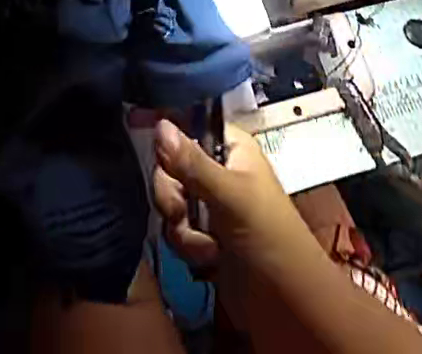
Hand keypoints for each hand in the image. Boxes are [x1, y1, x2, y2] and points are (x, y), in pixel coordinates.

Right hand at [152, 120, 316, 274]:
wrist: (285, 298)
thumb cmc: (267, 233)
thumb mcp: (230, 194)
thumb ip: (192, 163)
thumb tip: (160, 125)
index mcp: (231, 146)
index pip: (191, 122)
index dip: (167, 127)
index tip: (136, 123)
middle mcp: (217, 168)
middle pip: (170, 164)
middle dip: (172, 195)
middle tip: (182, 211)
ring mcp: (208, 201)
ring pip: (169, 200)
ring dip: (182, 228)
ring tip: (207, 245)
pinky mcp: (202, 232)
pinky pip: (175, 229)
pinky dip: (187, 245)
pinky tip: (209, 258)